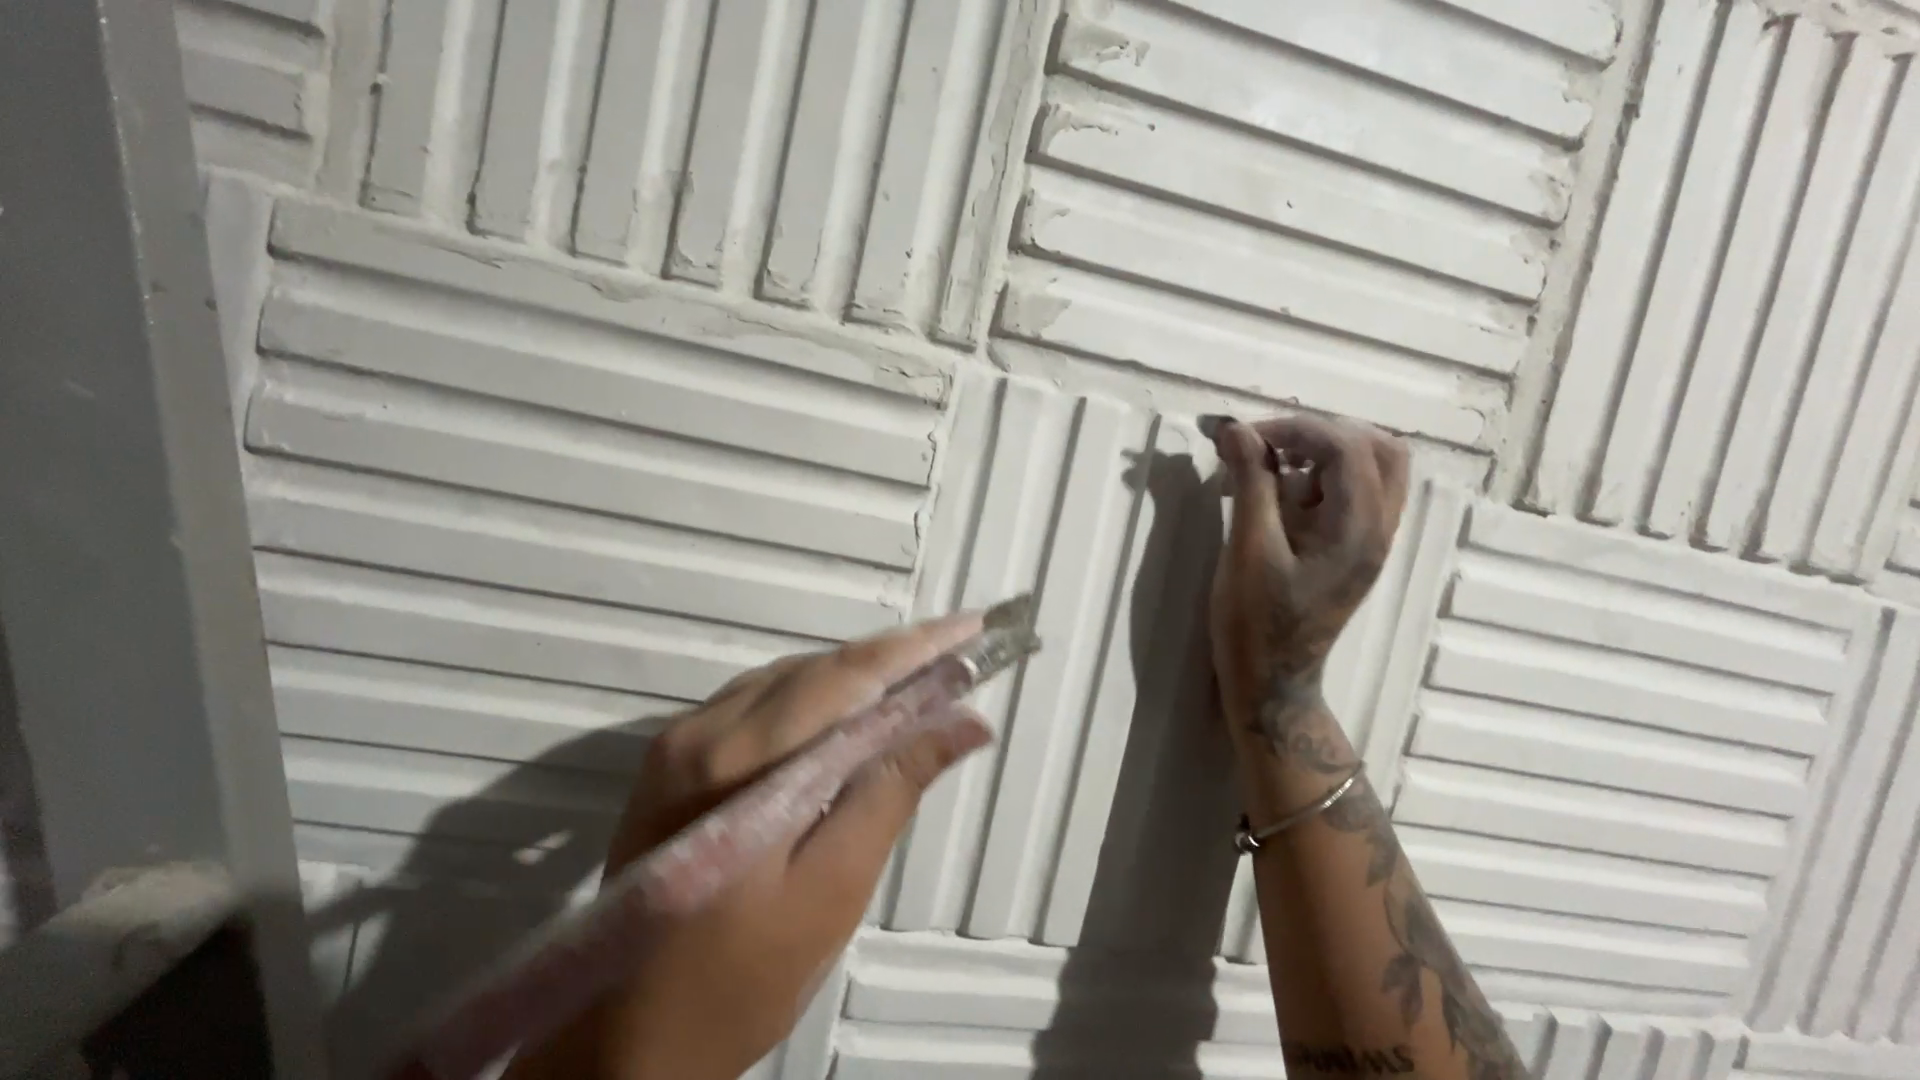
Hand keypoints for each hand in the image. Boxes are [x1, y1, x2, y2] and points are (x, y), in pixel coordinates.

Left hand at [504, 616, 993, 1079]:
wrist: (625, 1045)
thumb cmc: (739, 980)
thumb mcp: (831, 889)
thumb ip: (892, 790)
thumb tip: (965, 721)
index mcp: (730, 758)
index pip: (842, 676)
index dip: (915, 648)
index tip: (975, 626)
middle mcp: (695, 731)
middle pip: (813, 671)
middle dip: (891, 659)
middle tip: (961, 652)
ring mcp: (676, 746)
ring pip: (787, 684)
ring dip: (856, 678)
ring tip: (923, 679)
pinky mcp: (673, 766)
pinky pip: (759, 709)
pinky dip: (816, 703)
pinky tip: (855, 718)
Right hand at [1206, 415, 1408, 784]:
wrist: (1272, 684)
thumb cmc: (1255, 624)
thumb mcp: (1247, 551)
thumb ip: (1250, 485)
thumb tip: (1237, 430)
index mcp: (1358, 529)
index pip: (1345, 446)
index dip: (1293, 428)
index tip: (1241, 438)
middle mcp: (1378, 529)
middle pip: (1378, 448)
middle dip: (1318, 433)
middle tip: (1266, 445)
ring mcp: (1371, 540)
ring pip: (1372, 468)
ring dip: (1323, 452)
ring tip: (1270, 465)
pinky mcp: (1354, 550)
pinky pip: (1356, 493)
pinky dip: (1322, 476)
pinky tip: (1280, 492)